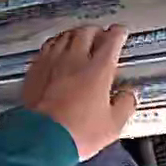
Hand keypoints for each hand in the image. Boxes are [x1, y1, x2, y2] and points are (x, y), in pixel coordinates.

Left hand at [20, 24, 138, 159]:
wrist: (42, 135)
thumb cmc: (78, 131)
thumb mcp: (113, 124)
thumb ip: (125, 104)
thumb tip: (129, 94)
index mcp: (97, 70)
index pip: (110, 42)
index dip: (117, 33)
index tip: (120, 31)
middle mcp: (74, 60)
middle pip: (85, 33)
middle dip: (96, 30)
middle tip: (101, 33)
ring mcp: (51, 61)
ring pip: (64, 37)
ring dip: (75, 34)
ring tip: (79, 37)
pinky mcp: (35, 68)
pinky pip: (47, 47)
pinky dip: (56, 43)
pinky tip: (56, 48)